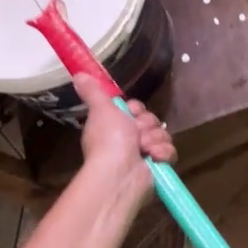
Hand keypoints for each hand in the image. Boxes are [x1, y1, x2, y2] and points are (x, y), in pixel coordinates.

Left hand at [72, 73, 175, 204]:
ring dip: (154, 140)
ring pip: (161, 135)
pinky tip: (154, 157)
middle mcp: (127, 140)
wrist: (120, 173)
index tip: (131, 112)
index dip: (136, 110)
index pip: (136, 109)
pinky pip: (169, 151)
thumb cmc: (109, 140)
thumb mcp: (101, 110)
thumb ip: (94, 92)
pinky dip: (163, 154)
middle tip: (136, 134)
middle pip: (150, 120)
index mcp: (114, 127)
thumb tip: (78, 74)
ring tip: (144, 149)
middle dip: (146, 125)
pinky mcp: (157, 167)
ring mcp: (143, 154)